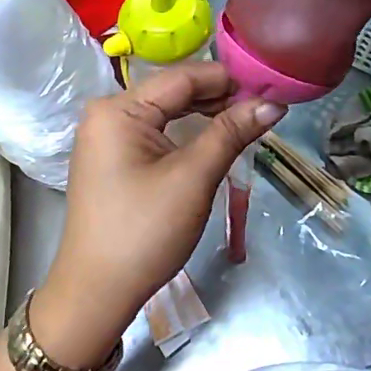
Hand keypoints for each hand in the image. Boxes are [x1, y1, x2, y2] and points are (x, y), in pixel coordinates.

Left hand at [31, 62, 283, 366]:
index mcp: (118, 109)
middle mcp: (106, 113)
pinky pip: (154, 132)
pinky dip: (185, 133)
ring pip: (165, 112)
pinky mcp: (111, 159)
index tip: (268, 89)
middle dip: (218, 98)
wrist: (97, 293)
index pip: (182, 77)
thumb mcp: (193, 178)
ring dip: (204, 115)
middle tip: (262, 109)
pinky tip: (212, 139)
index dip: (227, 80)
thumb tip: (273, 103)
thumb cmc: (145, 231)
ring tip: (244, 123)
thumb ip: (232, 133)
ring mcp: (105, 137)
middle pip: (172, 91)